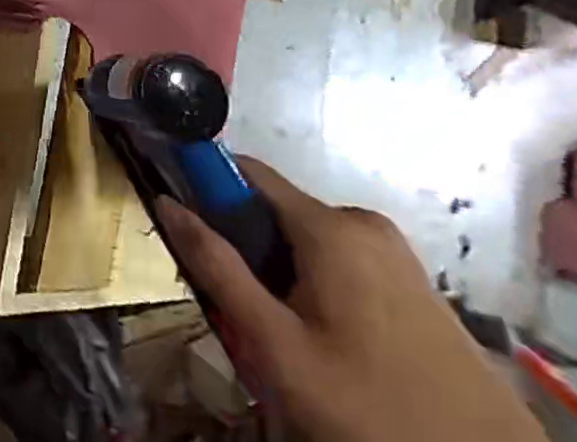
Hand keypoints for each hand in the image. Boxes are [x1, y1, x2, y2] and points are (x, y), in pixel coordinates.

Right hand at [157, 157, 544, 441]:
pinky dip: (308, 280)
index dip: (204, 186)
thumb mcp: (276, 345)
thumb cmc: (370, 406)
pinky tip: (315, 335)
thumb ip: (217, 268)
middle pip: (271, 208)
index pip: (243, 171)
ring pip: (302, 237)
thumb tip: (166, 204)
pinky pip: (336, 257)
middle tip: (230, 301)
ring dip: (273, 266)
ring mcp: (392, 250)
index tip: (181, 223)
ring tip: (273, 328)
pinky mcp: (410, 279)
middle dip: (240, 242)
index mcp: (329, 226)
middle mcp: (361, 221)